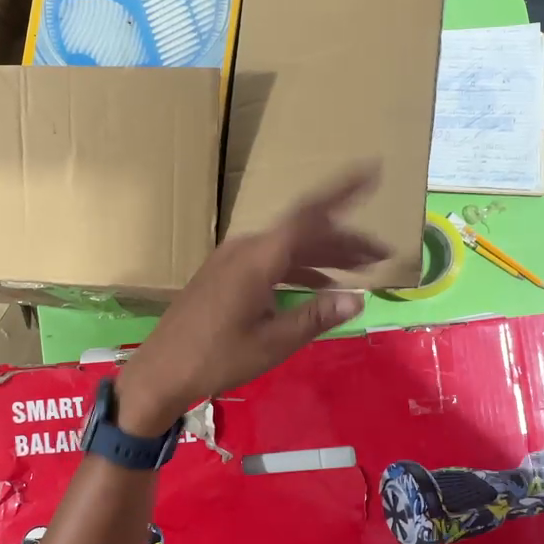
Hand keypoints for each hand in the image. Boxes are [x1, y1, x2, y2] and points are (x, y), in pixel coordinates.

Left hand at [114, 168, 389, 434]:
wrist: (161, 371)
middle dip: (344, 240)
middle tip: (381, 253)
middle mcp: (245, 248)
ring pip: (287, 246)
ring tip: (361, 268)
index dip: (344, 192)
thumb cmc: (217, 359)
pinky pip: (270, 259)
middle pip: (303, 231)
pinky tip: (319, 285)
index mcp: (258, 258)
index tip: (373, 172)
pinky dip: (298, 267)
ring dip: (323, 255)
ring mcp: (231, 260)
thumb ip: (315, 317)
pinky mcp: (223, 274)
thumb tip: (357, 298)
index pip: (309, 215)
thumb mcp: (273, 343)